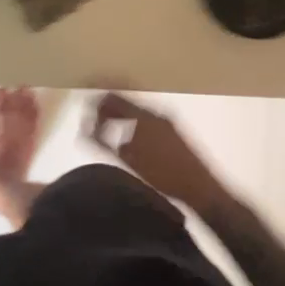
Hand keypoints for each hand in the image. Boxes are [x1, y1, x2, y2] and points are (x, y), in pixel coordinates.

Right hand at [87, 93, 228, 210]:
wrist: (201, 189)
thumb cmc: (165, 176)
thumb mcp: (129, 161)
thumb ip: (104, 142)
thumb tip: (84, 130)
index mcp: (145, 116)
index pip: (113, 96)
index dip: (96, 100)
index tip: (83, 107)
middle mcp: (157, 113)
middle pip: (124, 101)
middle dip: (105, 108)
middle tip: (90, 118)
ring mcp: (167, 122)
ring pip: (135, 111)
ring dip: (118, 116)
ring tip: (104, 129)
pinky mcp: (173, 132)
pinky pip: (146, 119)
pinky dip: (131, 123)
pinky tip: (126, 139)